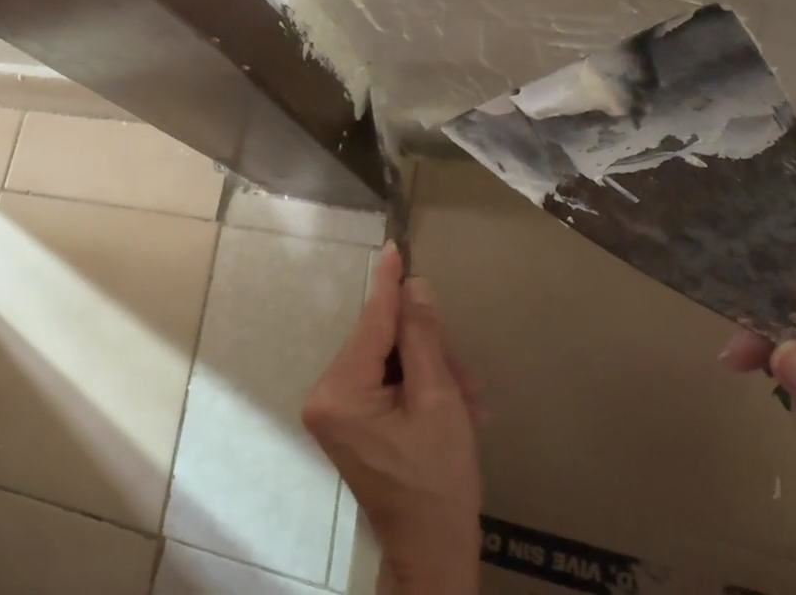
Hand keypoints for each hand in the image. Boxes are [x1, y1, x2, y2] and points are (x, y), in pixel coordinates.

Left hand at [303, 244, 482, 594]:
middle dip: (431, 352)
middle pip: (384, 344)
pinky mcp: (351, 423)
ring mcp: (336, 411)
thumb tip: (415, 287)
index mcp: (339, 392)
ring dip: (433, 373)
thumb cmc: (437, 480)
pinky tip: (455, 407)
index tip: (396, 246)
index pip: (371, 323)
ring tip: (469, 403)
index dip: (389, 284)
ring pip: (391, 363)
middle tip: (468, 378)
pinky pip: (387, 384)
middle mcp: (326, 395)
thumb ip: (423, 338)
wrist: (431, 549)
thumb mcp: (439, 401)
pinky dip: (422, 388)